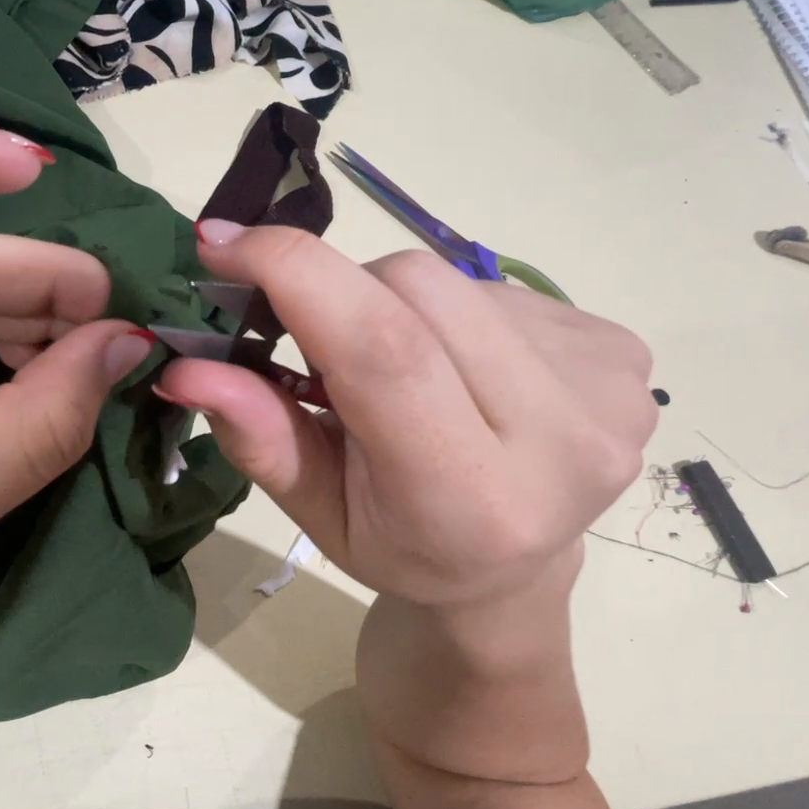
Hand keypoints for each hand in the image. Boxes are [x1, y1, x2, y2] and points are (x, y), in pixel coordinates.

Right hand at [159, 221, 656, 607]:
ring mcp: (609, 390)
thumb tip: (184, 368)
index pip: (382, 351)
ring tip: (392, 365)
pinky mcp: (625, 354)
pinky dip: (442, 311)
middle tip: (315, 344)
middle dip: (336, 292)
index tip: (220, 243)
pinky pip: (492, 286)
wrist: (512, 564)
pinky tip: (450, 365)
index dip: (294, 274)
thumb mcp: (309, 507)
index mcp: (468, 496)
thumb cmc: (395, 544)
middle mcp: (563, 439)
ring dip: (390, 303)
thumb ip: (257, 435)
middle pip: (414, 290)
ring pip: (450, 278)